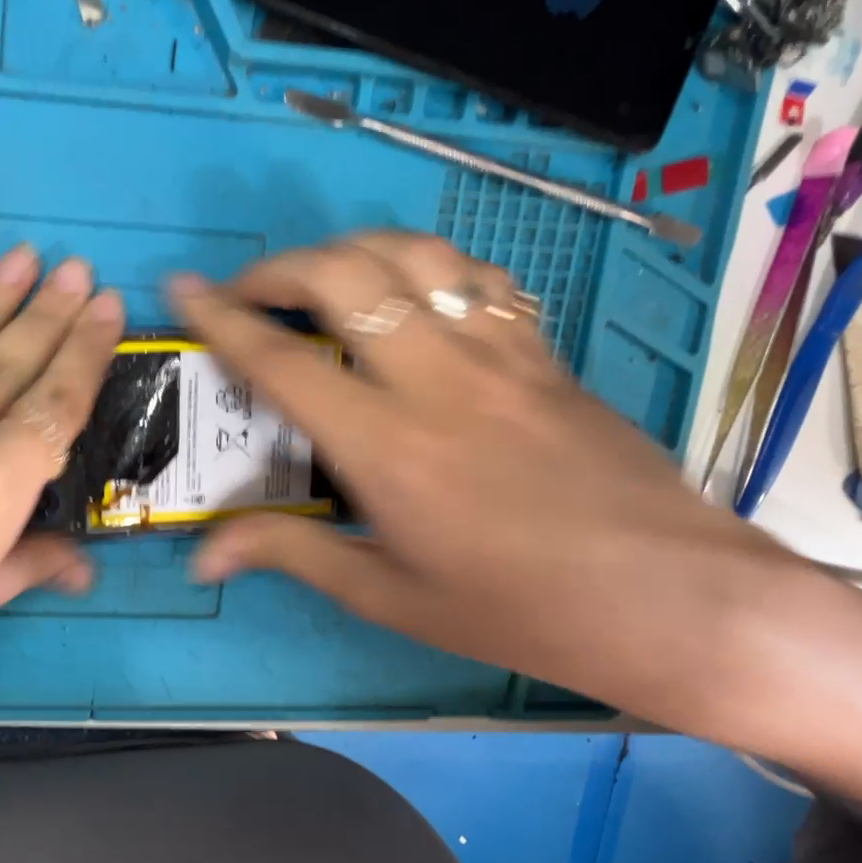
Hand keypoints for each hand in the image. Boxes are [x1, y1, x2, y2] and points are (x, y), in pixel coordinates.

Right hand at [169, 232, 800, 728]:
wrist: (678, 602)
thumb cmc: (519, 610)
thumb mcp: (389, 596)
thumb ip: (290, 554)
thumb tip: (201, 558)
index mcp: (388, 447)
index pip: (283, 362)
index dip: (222, 319)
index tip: (183, 289)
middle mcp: (439, 381)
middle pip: (348, 277)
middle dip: (281, 268)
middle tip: (247, 291)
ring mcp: (501, 356)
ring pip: (416, 256)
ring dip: (351, 251)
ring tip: (319, 279)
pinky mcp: (545, 353)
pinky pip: (476, 278)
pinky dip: (425, 267)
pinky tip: (409, 293)